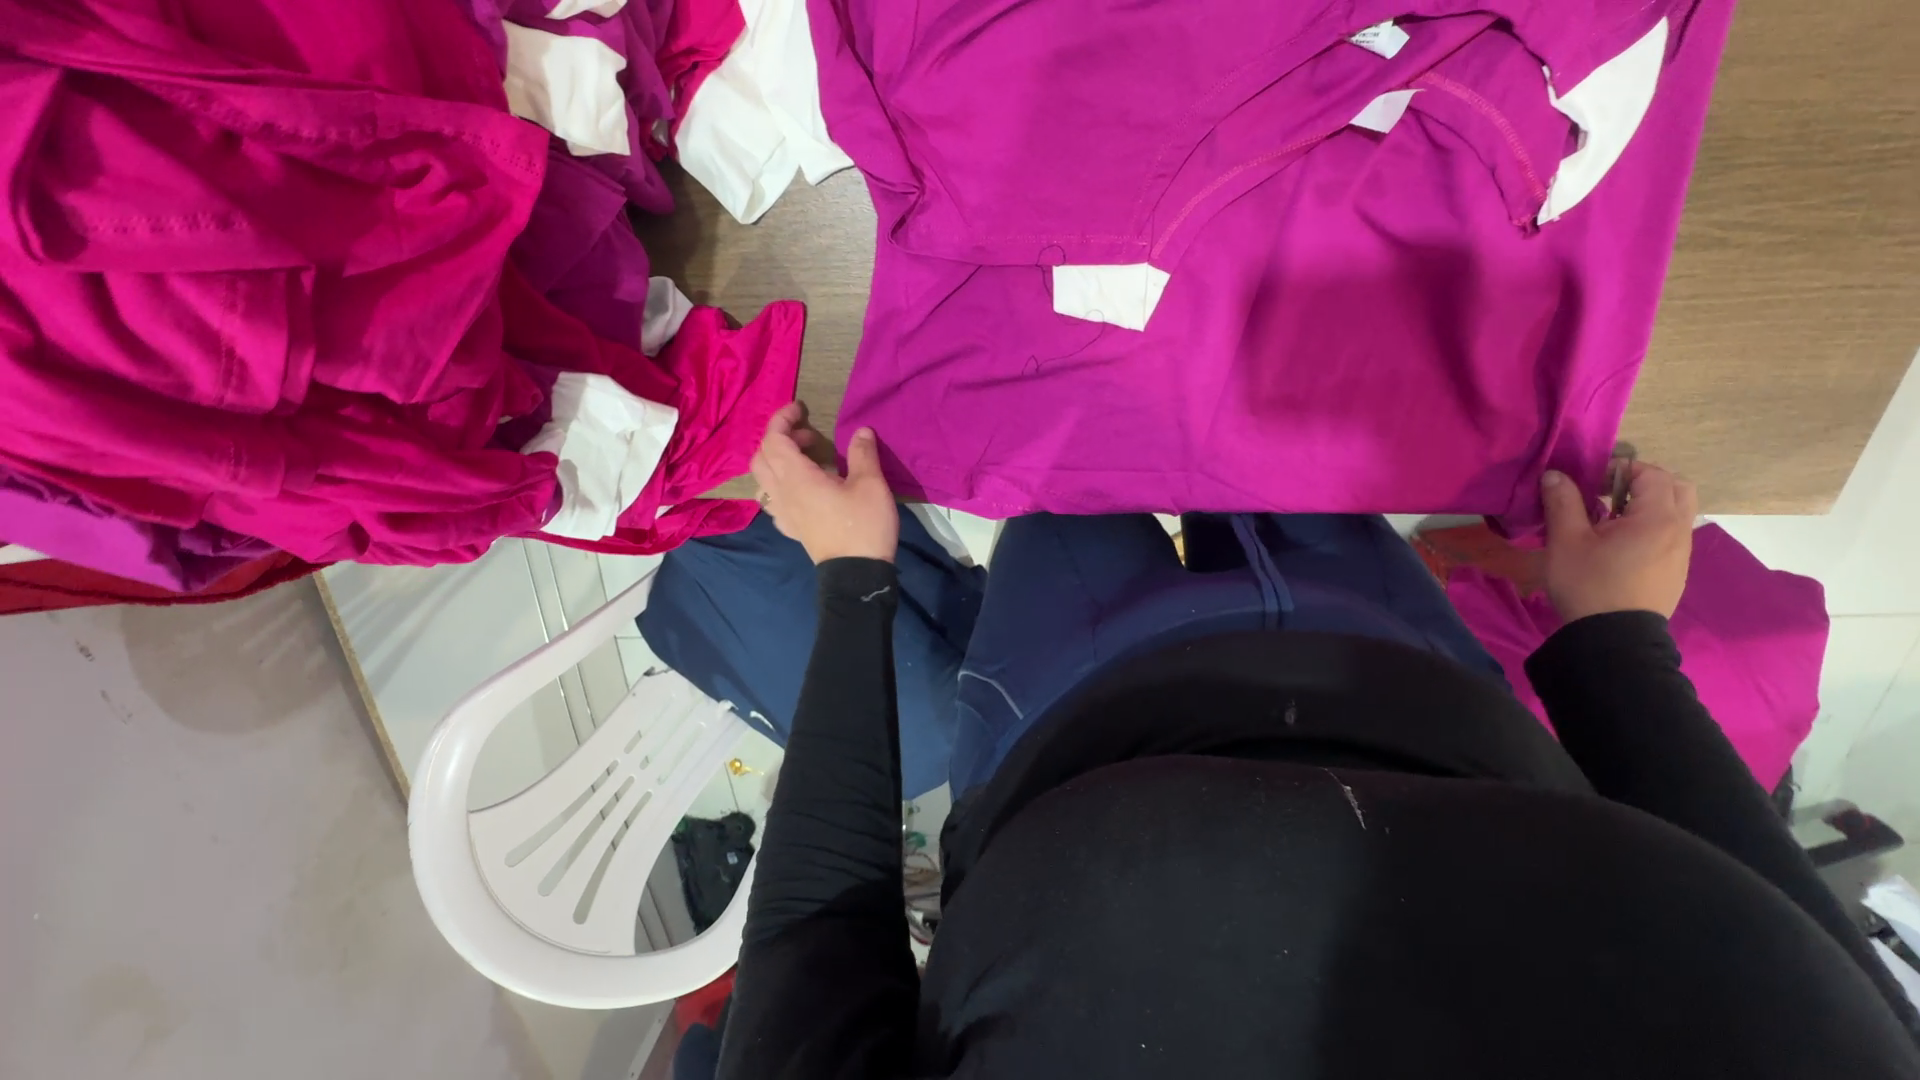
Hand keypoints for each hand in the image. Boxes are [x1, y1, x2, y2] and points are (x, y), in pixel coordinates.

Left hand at [749, 401, 898, 563]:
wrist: (857, 575)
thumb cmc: (863, 525)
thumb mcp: (871, 484)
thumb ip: (862, 453)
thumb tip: (861, 431)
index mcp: (797, 477)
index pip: (773, 439)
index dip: (782, 419)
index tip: (801, 409)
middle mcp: (782, 493)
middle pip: (761, 457)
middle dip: (780, 438)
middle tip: (810, 436)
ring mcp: (783, 514)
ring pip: (764, 480)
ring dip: (777, 462)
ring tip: (806, 462)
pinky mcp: (792, 529)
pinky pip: (774, 501)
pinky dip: (782, 486)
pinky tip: (803, 490)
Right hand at [1541, 461, 1696, 620]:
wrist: (1614, 636)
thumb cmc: (1588, 583)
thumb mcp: (1566, 541)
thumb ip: (1563, 502)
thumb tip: (1555, 474)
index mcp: (1657, 517)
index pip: (1652, 474)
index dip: (1621, 469)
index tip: (1590, 481)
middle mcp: (1679, 529)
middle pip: (1676, 488)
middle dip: (1643, 482)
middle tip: (1607, 493)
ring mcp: (1681, 551)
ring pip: (1674, 512)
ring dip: (1646, 505)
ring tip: (1608, 520)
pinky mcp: (1675, 569)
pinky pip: (1669, 534)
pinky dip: (1649, 526)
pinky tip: (1617, 546)